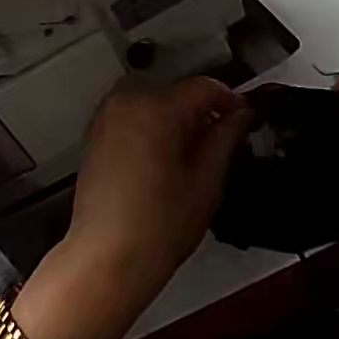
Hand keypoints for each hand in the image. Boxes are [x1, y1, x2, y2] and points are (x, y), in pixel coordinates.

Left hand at [16, 78, 251, 338]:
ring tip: (193, 160)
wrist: (108, 252)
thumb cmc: (156, 224)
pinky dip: (150, 132)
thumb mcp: (206, 180)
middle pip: (174, 95)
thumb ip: (224, 138)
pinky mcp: (94, 137)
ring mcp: (104, 120)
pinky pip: (131, 121)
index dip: (230, 99)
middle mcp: (124, 105)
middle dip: (201, 114)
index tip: (244, 115)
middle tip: (223, 143)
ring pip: (151, 107)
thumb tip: (238, 117)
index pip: (202, 87)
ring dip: (174, 123)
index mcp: (155, 110)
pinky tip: (163, 164)